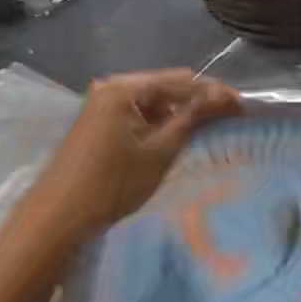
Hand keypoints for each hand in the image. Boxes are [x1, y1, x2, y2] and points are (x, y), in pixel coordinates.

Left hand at [25, 69, 242, 243]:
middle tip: (230, 117)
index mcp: (125, 87)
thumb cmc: (113, 184)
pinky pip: (141, 111)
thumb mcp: (161, 150)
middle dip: (200, 100)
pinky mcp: (99, 121)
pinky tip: (177, 136)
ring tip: (208, 128)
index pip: (183, 81)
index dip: (216, 93)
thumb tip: (227, 96)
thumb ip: (195, 117)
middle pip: (169, 86)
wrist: (57, 220)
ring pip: (156, 99)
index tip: (243, 108)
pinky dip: (161, 121)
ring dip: (181, 111)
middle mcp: (112, 87)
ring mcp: (103, 103)